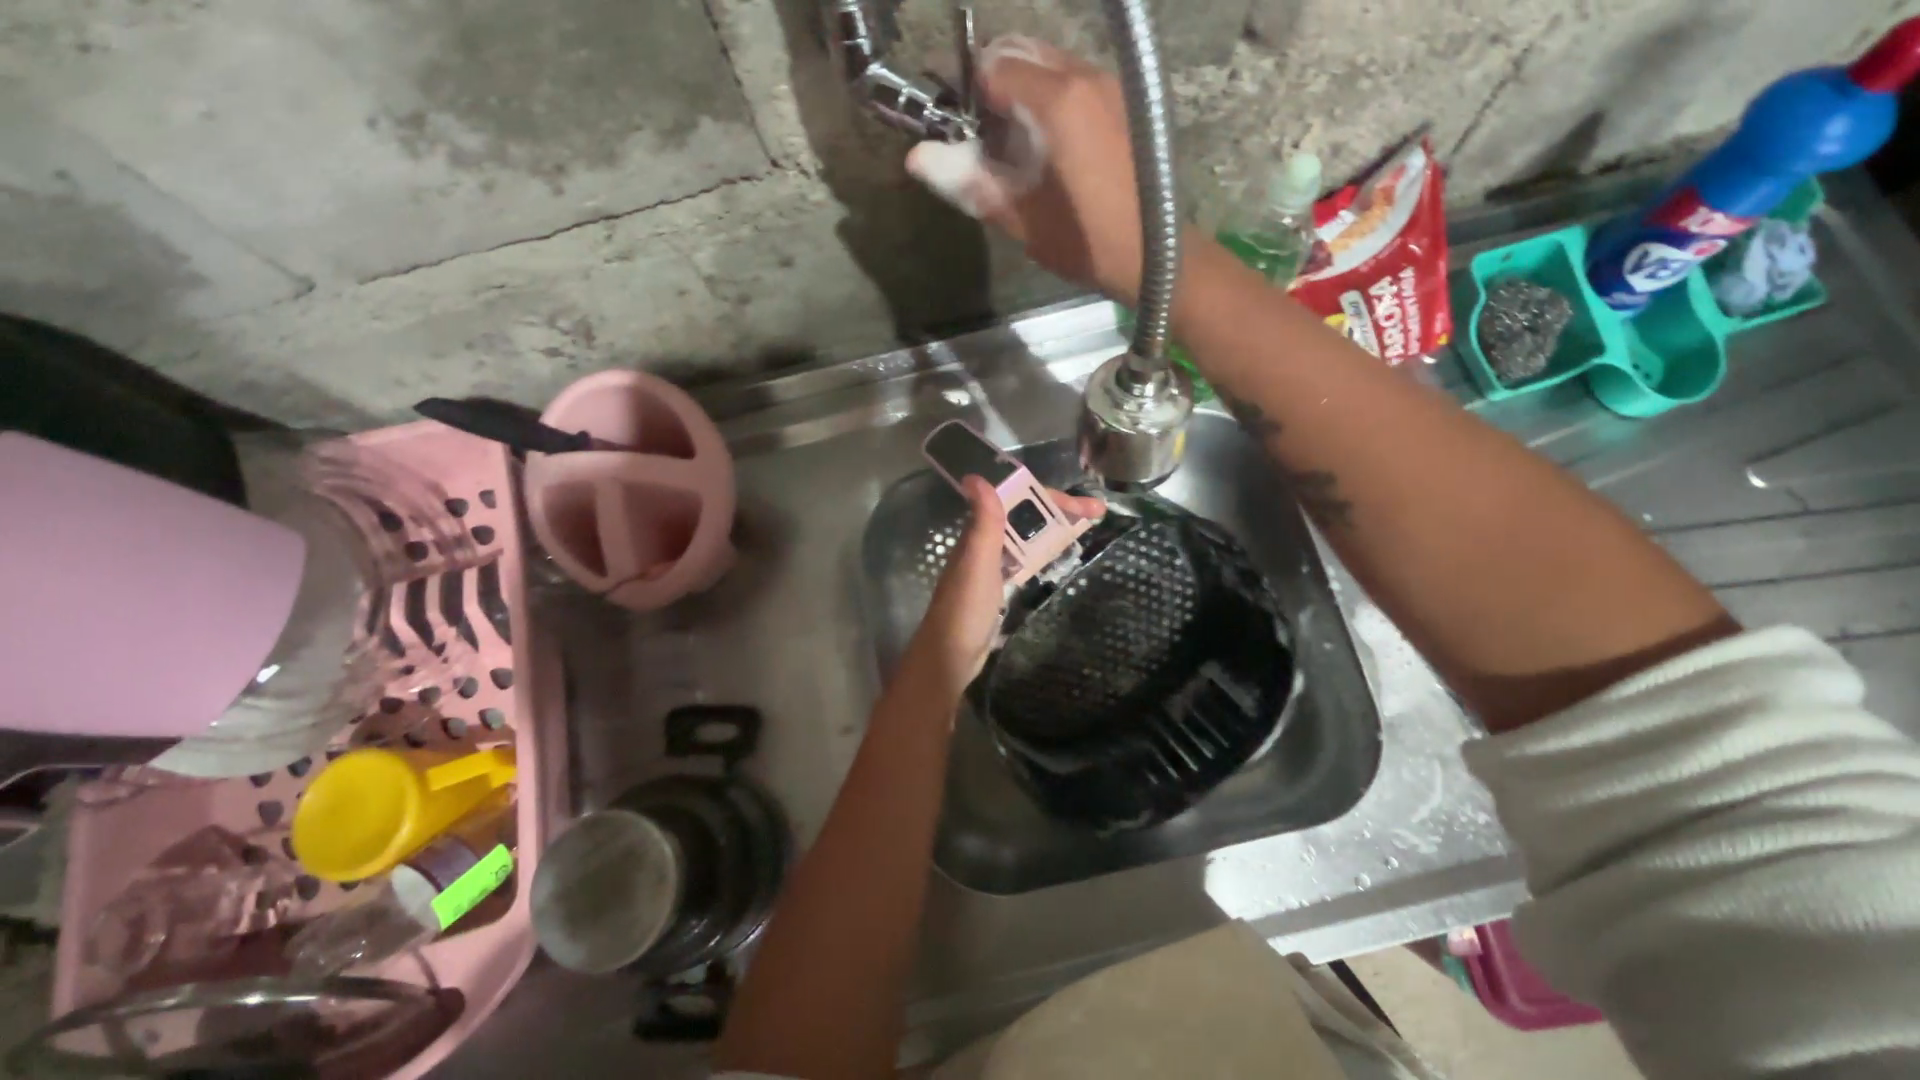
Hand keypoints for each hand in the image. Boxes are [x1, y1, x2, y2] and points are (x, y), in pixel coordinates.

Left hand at [898, 476, 1104, 702]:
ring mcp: (990, 567)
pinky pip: (1023, 560)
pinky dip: (1041, 552)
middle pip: (1025, 517)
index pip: (1020, 501)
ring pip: (1025, 538)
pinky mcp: (996, 588)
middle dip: (1059, 511)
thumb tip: (974, 476)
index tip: (1087, 504)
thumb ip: (983, 521)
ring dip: (1053, 529)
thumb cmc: (965, 609)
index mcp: (980, 534)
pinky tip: (1055, 557)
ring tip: (1084, 529)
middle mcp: (983, 545)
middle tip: (1097, 515)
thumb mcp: (977, 561)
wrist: (949, 656)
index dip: (1052, 497)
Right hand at [905, 37, 1144, 302]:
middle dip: (995, 84)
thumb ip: (968, 180)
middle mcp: (1088, 78)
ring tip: (1015, 142)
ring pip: (1051, 62)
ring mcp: (1112, 85)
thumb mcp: (1020, 216)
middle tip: (983, 134)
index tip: (960, 127)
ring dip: (1024, 90)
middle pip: (1023, 53)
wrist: (1158, 256)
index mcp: (1060, 101)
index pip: (996, 65)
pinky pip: (1076, 78)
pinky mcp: (1126, 100)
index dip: (969, 93)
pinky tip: (1049, 144)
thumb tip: (917, 157)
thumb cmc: (1086, 241)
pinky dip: (1053, 96)